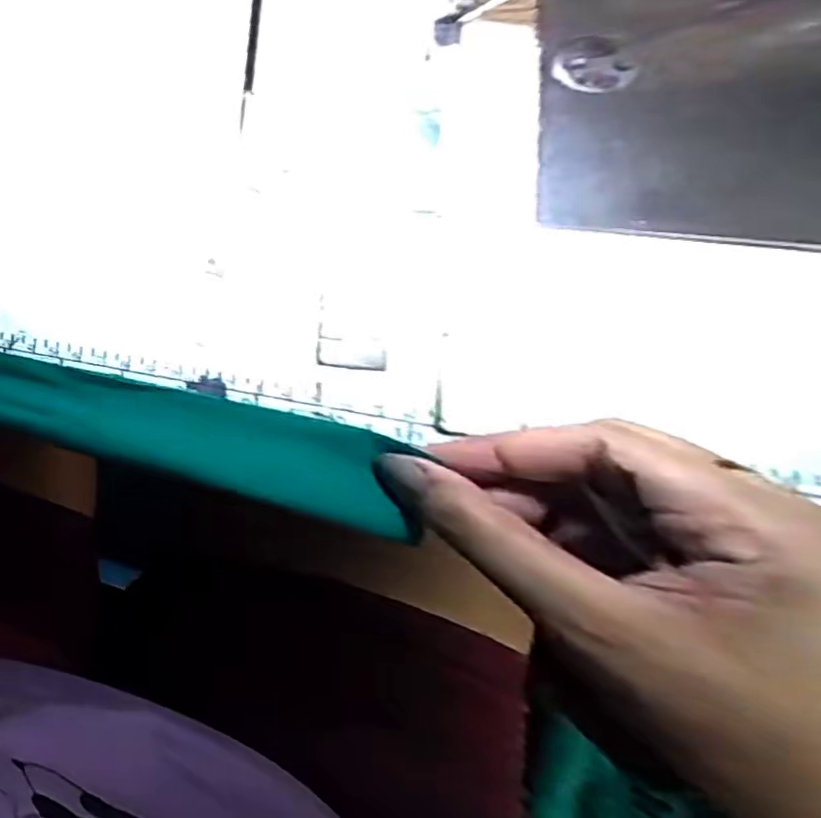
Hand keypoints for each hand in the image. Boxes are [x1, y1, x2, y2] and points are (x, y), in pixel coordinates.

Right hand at [380, 421, 820, 817]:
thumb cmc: (730, 725)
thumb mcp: (592, 624)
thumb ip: (487, 537)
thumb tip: (399, 470)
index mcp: (759, 518)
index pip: (604, 442)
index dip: (504, 448)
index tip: (424, 466)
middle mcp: (767, 517)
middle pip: (611, 464)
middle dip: (519, 480)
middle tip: (443, 495)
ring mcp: (759, 548)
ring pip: (619, 497)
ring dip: (541, 510)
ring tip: (480, 530)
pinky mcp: (742, 578)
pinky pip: (638, 533)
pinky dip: (574, 540)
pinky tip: (535, 560)